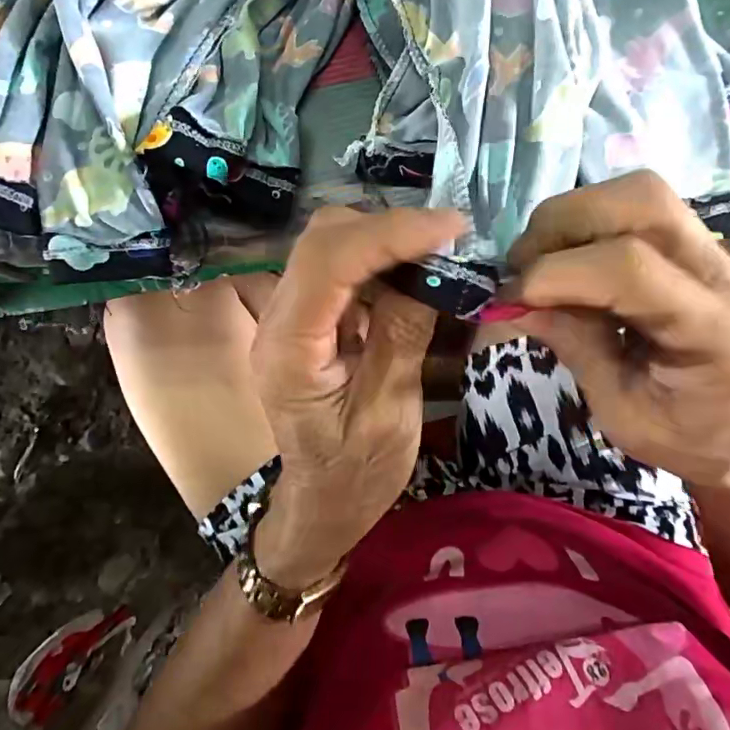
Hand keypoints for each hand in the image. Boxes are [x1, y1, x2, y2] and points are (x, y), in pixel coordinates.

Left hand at [248, 206, 464, 586]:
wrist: (321, 501)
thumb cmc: (355, 473)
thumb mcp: (389, 412)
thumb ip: (403, 334)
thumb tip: (432, 266)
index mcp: (288, 348)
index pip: (328, 261)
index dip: (391, 233)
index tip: (452, 228)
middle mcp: (276, 319)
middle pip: (322, 240)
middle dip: (388, 228)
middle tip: (450, 242)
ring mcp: (287, 314)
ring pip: (329, 243)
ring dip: (386, 239)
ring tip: (440, 256)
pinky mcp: (306, 315)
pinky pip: (340, 266)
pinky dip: (380, 259)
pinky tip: (414, 275)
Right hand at [501, 172, 729, 487]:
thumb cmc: (683, 437)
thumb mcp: (620, 413)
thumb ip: (575, 347)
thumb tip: (515, 301)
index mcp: (720, 335)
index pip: (632, 269)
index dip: (557, 274)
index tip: (511, 300)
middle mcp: (725, 276)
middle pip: (641, 202)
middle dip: (561, 225)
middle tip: (521, 268)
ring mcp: (714, 252)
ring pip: (637, 192)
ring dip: (570, 216)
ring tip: (539, 261)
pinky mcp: (693, 243)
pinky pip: (633, 206)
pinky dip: (584, 222)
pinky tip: (565, 260)